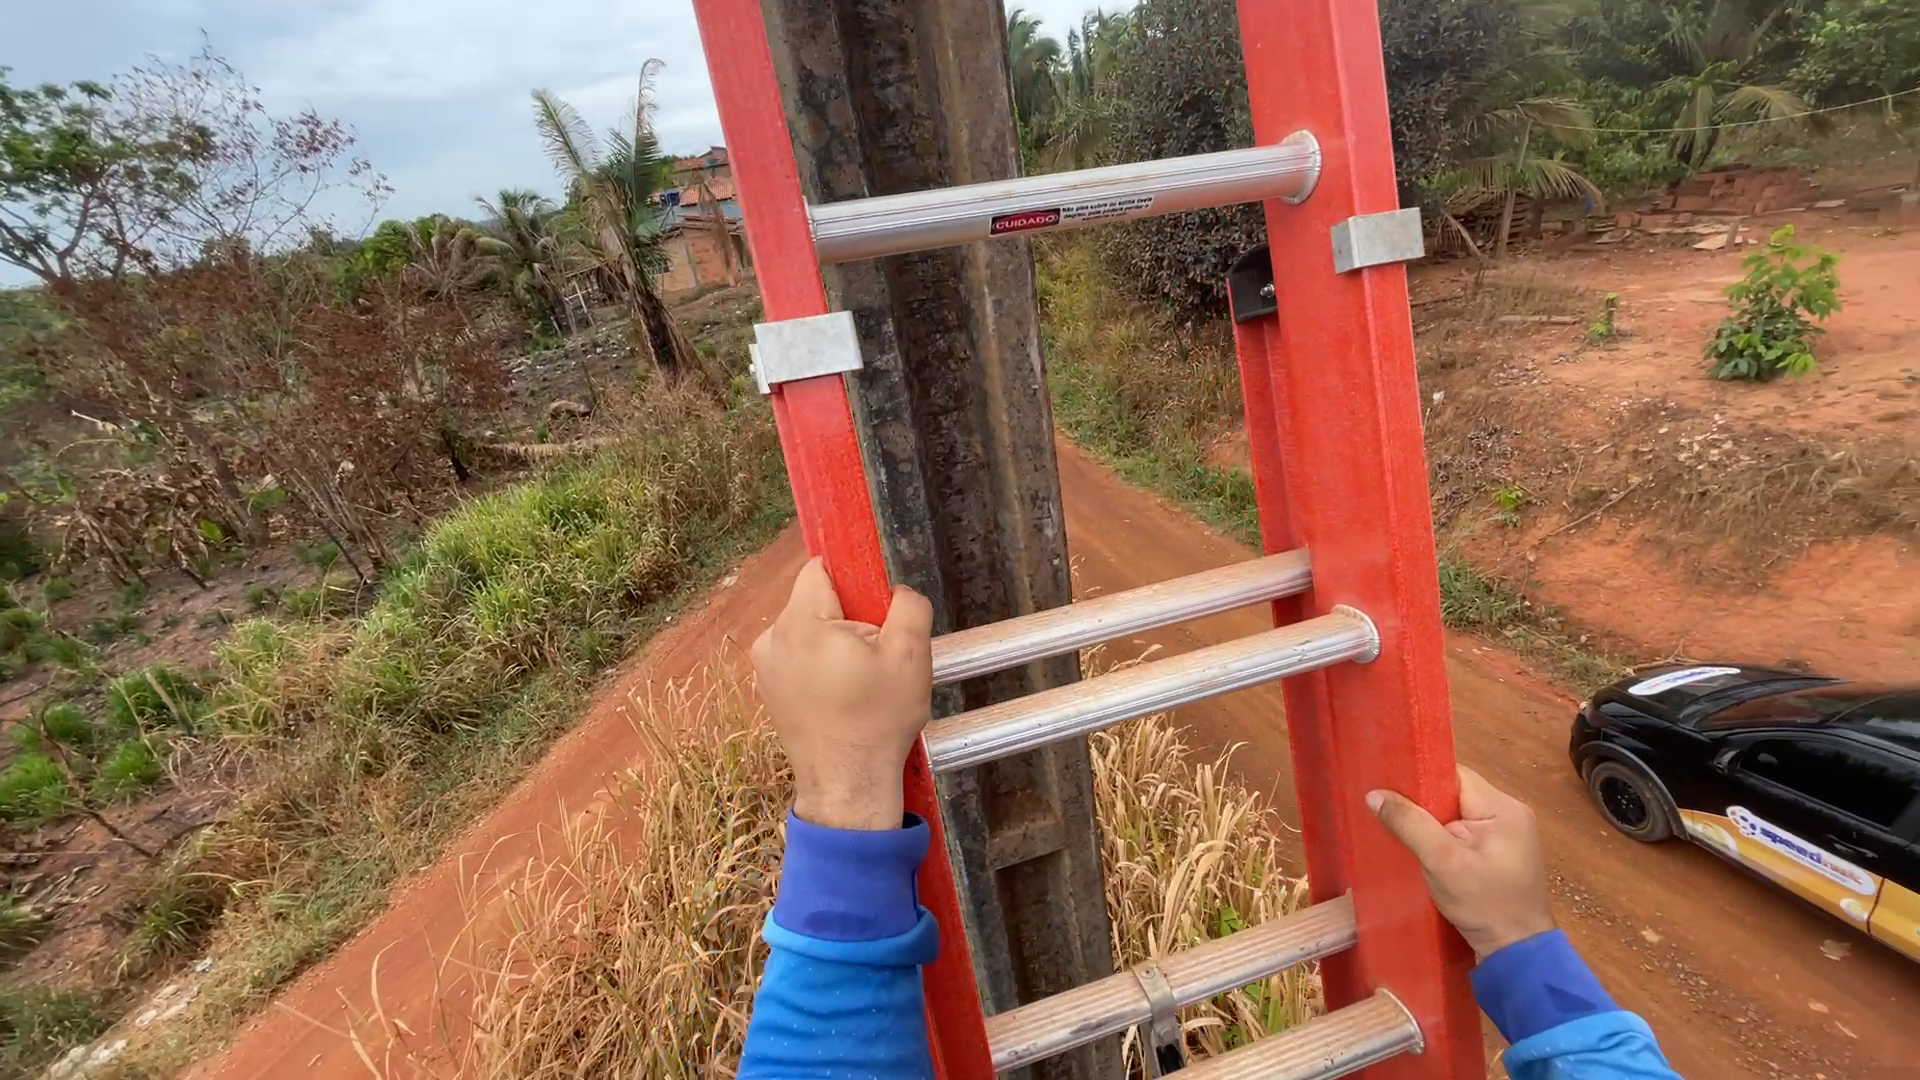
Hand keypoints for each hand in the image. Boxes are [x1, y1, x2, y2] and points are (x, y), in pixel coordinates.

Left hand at [751, 558, 934, 830]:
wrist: (847, 785)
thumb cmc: (878, 720)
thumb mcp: (911, 655)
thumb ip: (909, 605)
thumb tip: (898, 590)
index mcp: (801, 623)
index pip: (820, 569)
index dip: (853, 578)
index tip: (875, 606)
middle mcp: (772, 638)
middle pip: (815, 599)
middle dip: (849, 614)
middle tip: (876, 652)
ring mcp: (765, 665)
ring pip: (808, 627)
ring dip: (835, 639)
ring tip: (861, 678)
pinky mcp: (769, 688)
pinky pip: (799, 654)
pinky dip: (821, 662)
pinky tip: (843, 692)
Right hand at [1366, 765, 1554, 958]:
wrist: (1518, 955)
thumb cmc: (1485, 905)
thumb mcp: (1442, 862)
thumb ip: (1409, 823)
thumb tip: (1373, 794)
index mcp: (1503, 808)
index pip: (1451, 774)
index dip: (1417, 777)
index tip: (1387, 786)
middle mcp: (1508, 813)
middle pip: (1450, 790)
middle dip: (1419, 800)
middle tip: (1387, 808)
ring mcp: (1504, 832)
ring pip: (1451, 809)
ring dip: (1426, 818)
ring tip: (1398, 825)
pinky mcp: (1497, 849)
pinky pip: (1458, 827)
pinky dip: (1437, 832)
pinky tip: (1419, 843)